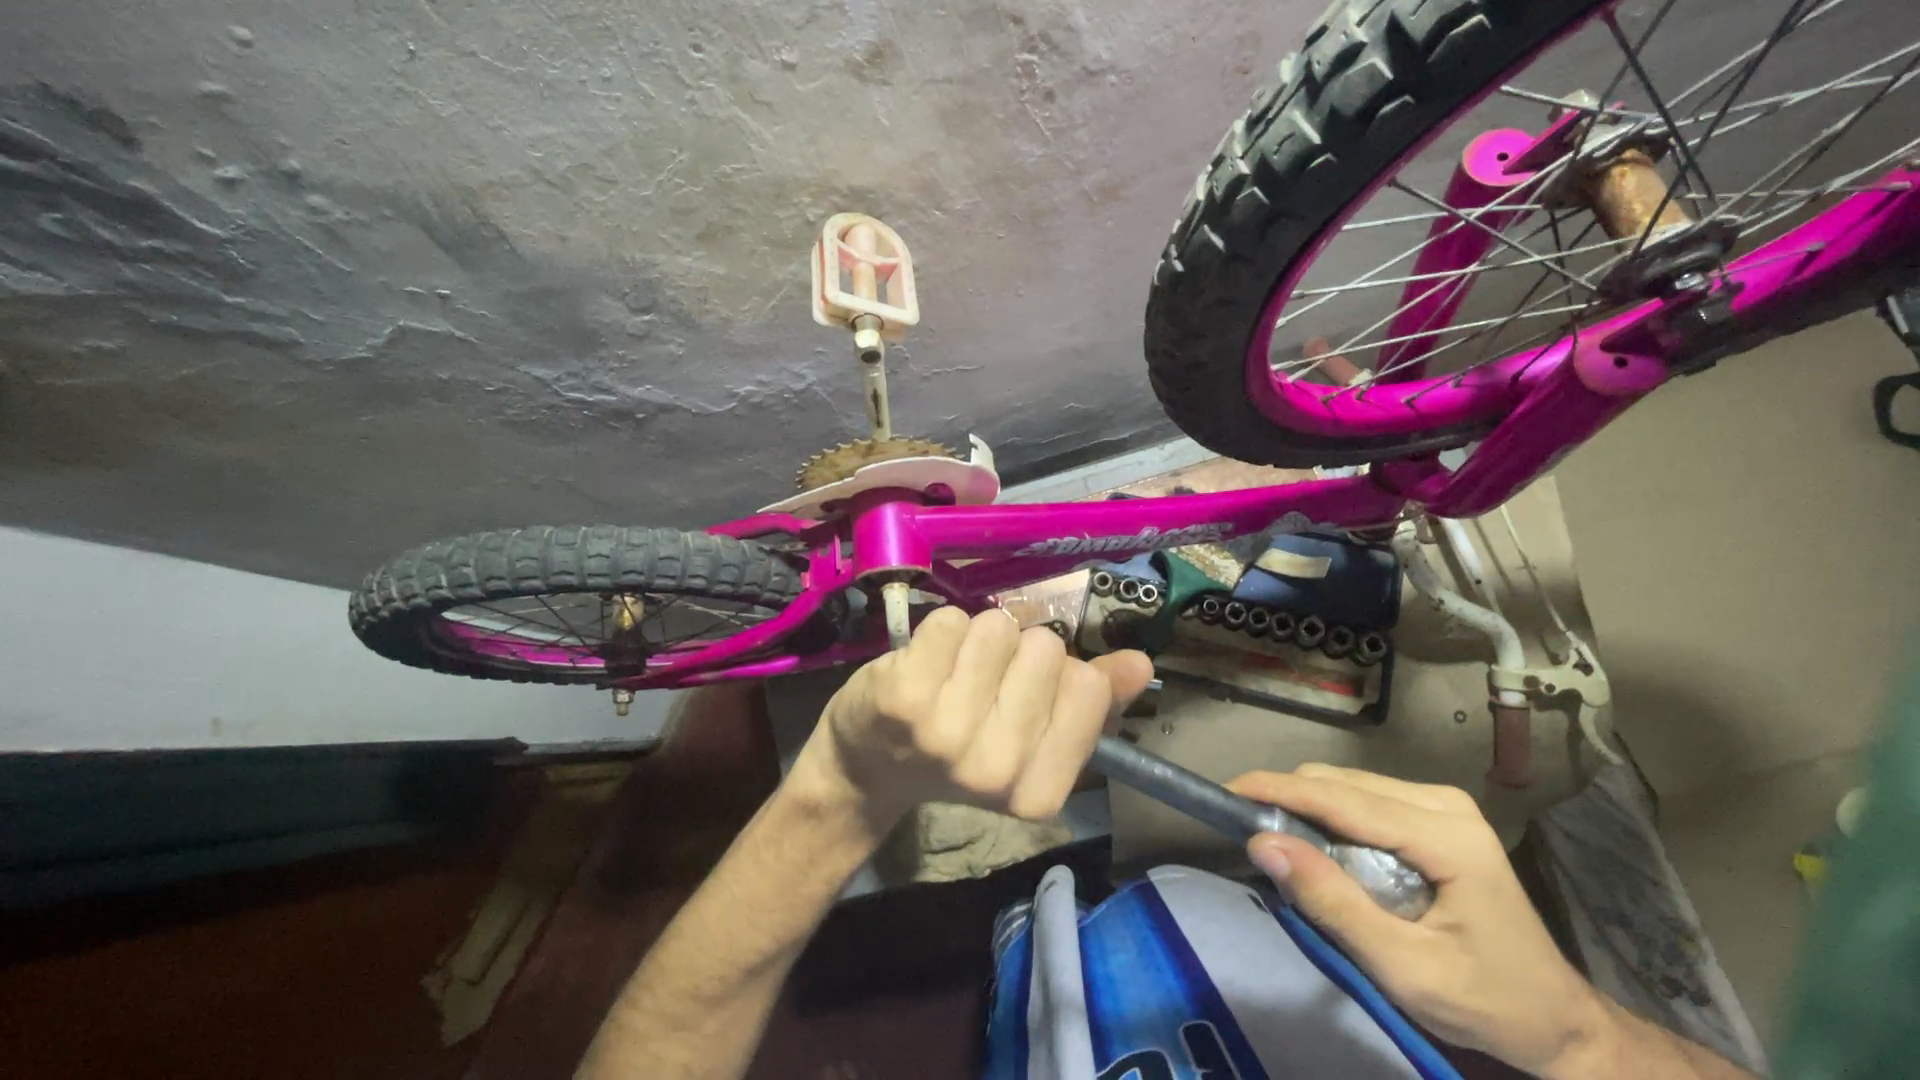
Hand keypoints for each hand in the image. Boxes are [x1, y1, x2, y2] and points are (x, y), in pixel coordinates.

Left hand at [792, 607, 1153, 825]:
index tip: (1023, 699)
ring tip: (951, 676)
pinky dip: (939, 630)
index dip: (1059, 676)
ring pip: (999, 627)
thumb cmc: (956, 748)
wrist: (867, 767)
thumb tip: (1141, 663)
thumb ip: (1091, 703)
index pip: (1087, 687)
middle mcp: (996, 768)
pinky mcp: (902, 696)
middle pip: (1046, 650)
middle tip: (980, 688)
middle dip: (1017, 653)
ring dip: (977, 638)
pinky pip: (951, 621)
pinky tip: (921, 665)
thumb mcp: (1030, 738)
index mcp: (1039, 791)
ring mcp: (946, 732)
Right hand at [1228, 765, 1608, 1078]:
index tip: (1227, 791)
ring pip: (1349, 785)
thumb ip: (1332, 903)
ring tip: (1278, 846)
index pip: (1343, 799)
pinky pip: (1365, 799)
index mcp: (1447, 837)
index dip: (1279, 790)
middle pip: (1341, 782)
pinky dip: (1330, 816)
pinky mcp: (1438, 815)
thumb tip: (1262, 844)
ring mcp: (1444, 806)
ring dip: (1306, 808)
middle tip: (1249, 836)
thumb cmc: (1484, 1001)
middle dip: (1288, 799)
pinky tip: (1320, 849)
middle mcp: (1445, 804)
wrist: (1555, 1018)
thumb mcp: (1402, 966)